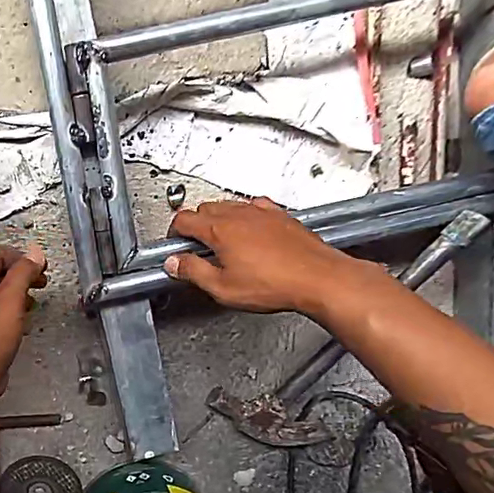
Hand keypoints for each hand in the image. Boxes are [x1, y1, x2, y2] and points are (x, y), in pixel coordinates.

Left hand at [0, 244, 47, 405]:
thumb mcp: (12, 297)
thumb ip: (24, 272)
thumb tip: (34, 253)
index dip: (20, 256)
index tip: (40, 265)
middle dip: (21, 274)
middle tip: (41, 280)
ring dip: (17, 293)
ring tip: (34, 300)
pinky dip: (11, 311)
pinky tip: (22, 321)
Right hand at [164, 198, 380, 314]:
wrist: (318, 278)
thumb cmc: (276, 284)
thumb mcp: (222, 288)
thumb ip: (193, 272)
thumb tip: (175, 263)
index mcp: (220, 230)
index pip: (184, 219)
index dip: (175, 232)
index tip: (175, 243)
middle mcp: (240, 214)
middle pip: (204, 208)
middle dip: (195, 224)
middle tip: (194, 245)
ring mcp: (262, 212)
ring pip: (229, 204)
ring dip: (218, 219)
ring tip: (220, 242)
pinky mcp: (280, 216)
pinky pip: (254, 207)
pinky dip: (244, 216)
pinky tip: (249, 231)